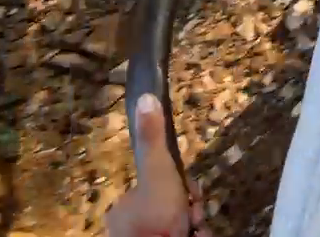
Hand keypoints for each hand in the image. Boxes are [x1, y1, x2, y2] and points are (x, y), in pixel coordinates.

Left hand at [106, 95, 208, 236]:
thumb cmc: (155, 219)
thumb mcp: (158, 173)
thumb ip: (153, 140)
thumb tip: (145, 96)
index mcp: (123, 206)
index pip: (161, 185)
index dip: (182, 186)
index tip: (191, 193)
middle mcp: (129, 227)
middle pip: (173, 204)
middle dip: (190, 206)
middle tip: (194, 214)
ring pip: (179, 223)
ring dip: (195, 223)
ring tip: (196, 230)